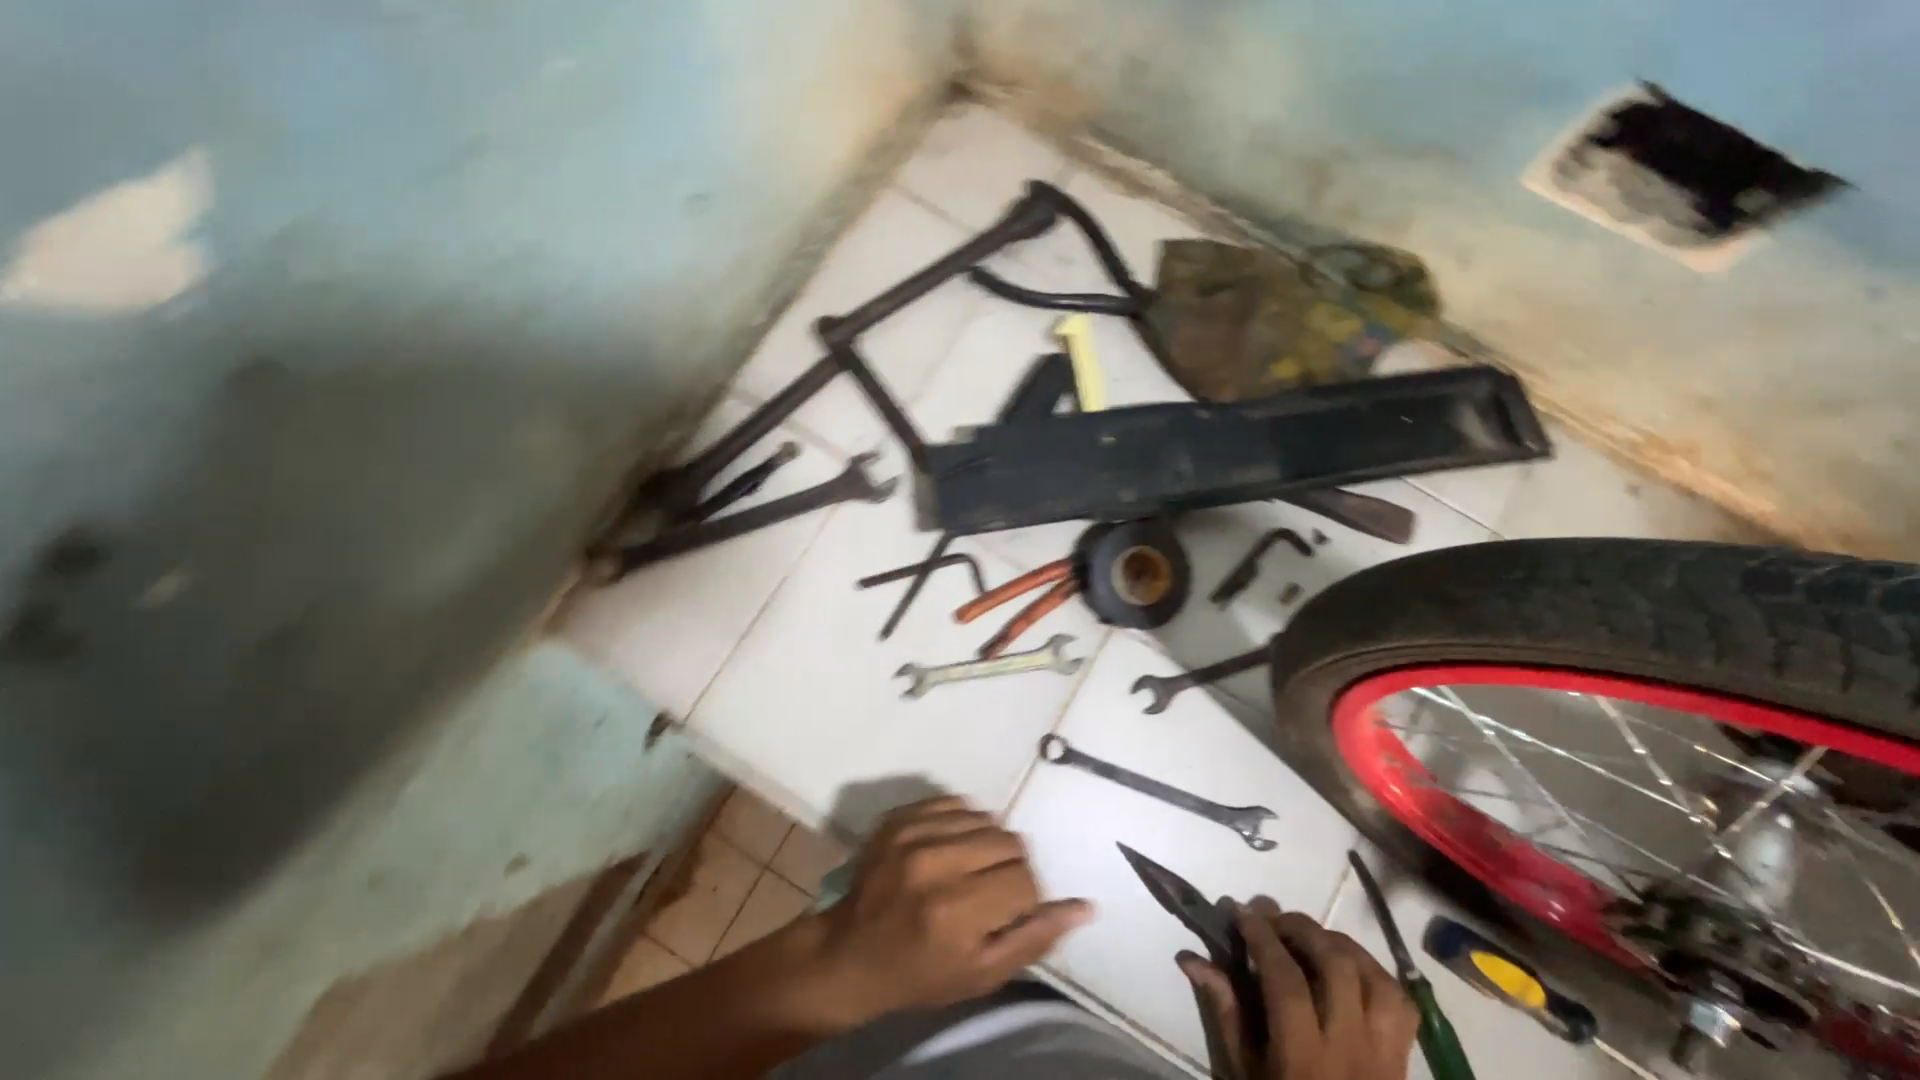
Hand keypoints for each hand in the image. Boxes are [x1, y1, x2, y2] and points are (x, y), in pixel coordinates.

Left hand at [809, 796, 1091, 1023]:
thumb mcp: (982, 973)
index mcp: (955, 910)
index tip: (1007, 913)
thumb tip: (1085, 906)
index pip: (1024, 880)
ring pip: (985, 819)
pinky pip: (955, 803)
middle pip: (1008, 842)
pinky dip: (964, 823)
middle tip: (990, 892)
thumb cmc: (919, 973)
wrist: (849, 953)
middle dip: (1010, 868)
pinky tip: (953, 848)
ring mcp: (911, 835)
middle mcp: (933, 863)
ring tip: (971, 870)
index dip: (1025, 898)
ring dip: (988, 844)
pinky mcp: (898, 818)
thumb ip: (1035, 938)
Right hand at [1179, 897, 1418, 1079]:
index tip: (1241, 913)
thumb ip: (1224, 1011)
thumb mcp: (1243, 1072)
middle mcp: (1351, 1050)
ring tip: (1308, 936)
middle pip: (1336, 967)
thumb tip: (1192, 958)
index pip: (1286, 981)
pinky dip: (1371, 970)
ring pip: (1374, 976)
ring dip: (1338, 943)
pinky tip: (1346, 965)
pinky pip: (1399, 999)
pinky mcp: (1405, 1056)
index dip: (1262, 938)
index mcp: (1304, 1061)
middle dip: (1301, 929)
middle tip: (1272, 918)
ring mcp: (1386, 1053)